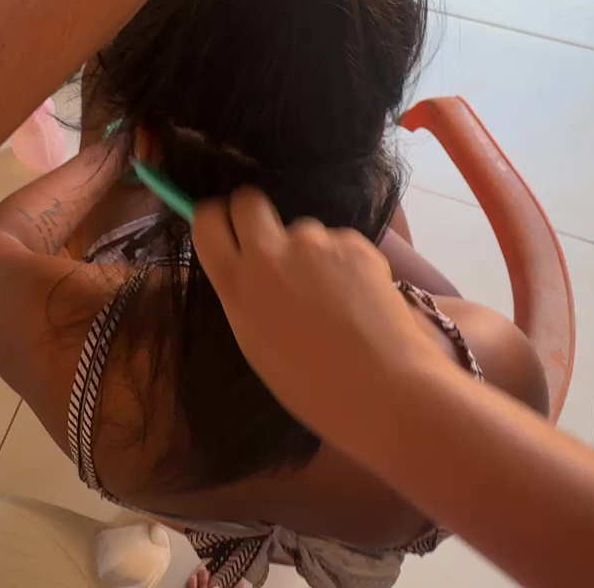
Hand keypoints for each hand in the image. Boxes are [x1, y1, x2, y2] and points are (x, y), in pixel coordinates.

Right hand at [191, 187, 446, 440]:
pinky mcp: (352, 241)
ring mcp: (313, 242)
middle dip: (254, 212)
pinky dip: (346, 262)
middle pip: (248, 201)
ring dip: (310, 251)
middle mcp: (269, 253)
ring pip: (303, 229)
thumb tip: (250, 266)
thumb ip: (246, 293)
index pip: (207, 221)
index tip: (226, 226)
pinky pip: (339, 242)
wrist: (386, 392)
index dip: (216, 218)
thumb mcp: (256, 340)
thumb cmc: (314, 387)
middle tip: (272, 242)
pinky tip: (361, 296)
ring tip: (334, 295)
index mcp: (237, 285)